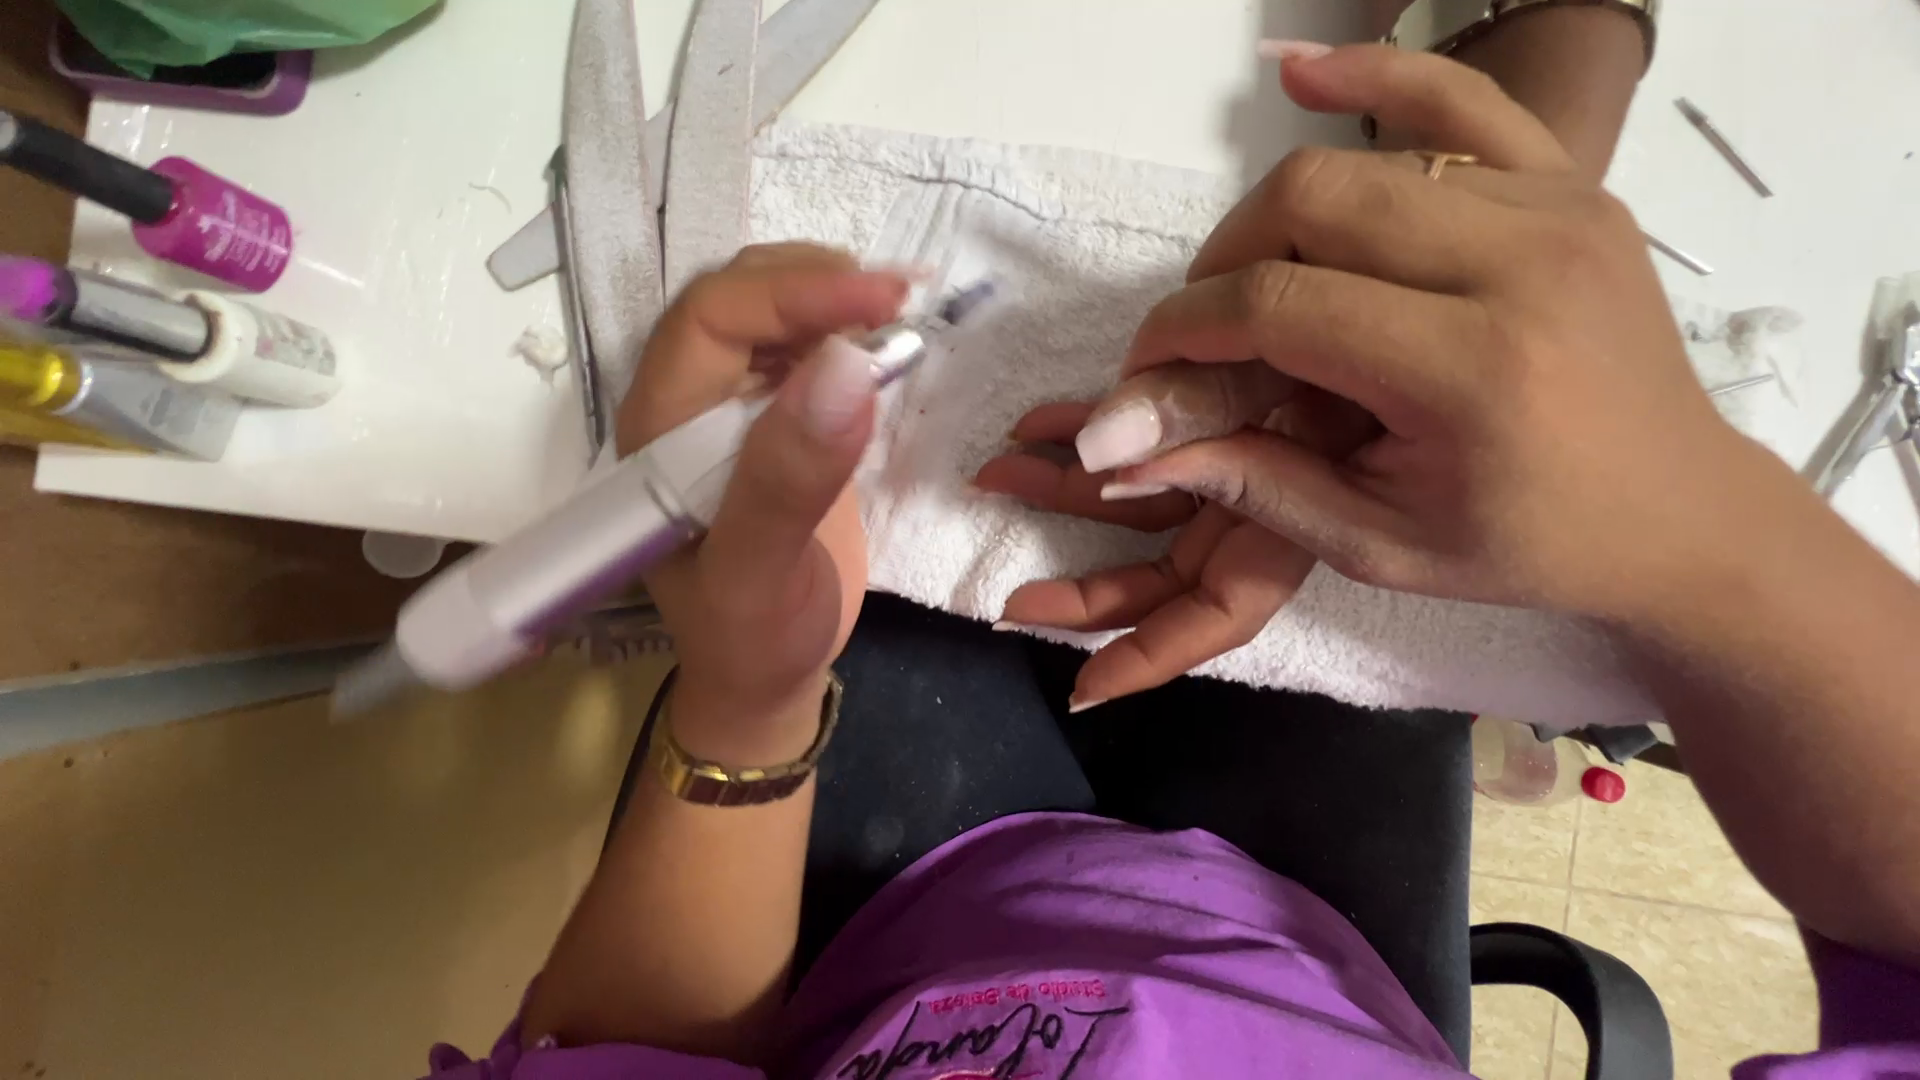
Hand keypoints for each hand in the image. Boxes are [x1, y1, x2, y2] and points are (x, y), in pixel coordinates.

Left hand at [618, 245, 907, 755]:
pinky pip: (802, 358)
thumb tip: (846, 367)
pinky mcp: (774, 431)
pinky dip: (845, 339)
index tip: (884, 297)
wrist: (766, 677)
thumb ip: (787, 481)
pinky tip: (882, 351)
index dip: (795, 292)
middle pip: (738, 300)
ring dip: (832, 303)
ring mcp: (731, 416)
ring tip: (896, 315)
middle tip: (897, 298)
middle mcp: (687, 407)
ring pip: (770, 319)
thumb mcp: (759, 574)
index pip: (713, 318)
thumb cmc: (753, 637)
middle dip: (816, 283)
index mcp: (660, 429)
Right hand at [1103, 44, 1784, 621]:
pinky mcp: (1569, 184)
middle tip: (1197, 334)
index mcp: (1471, 370)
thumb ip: (1247, 483)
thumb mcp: (1369, 544)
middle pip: (1304, 207)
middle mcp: (1519, 262)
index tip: (1144, 367)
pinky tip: (1296, 74)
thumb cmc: (1518, 547)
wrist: (1673, 517)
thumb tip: (1121, 449)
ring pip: (1351, 166)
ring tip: (1244, 288)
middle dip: (1215, 269)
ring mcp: (1555, 206)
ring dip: (1265, 223)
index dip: (1185, 328)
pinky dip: (1372, 77)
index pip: (1277, 305)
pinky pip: (1457, 99)